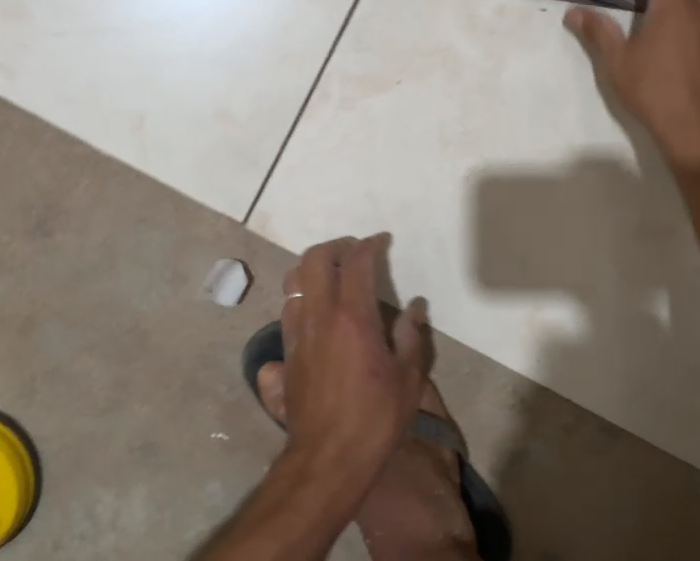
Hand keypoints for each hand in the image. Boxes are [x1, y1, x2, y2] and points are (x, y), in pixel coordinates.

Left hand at [278, 235, 427, 480]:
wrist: (328, 458)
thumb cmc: (375, 419)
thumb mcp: (408, 378)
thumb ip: (410, 335)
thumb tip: (415, 306)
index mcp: (352, 315)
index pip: (355, 261)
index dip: (369, 244)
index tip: (381, 241)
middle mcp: (319, 314)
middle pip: (314, 258)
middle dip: (335, 246)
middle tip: (355, 251)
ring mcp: (296, 331)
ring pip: (294, 280)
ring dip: (313, 268)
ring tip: (333, 274)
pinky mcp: (285, 351)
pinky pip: (288, 307)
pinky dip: (302, 295)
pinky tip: (317, 310)